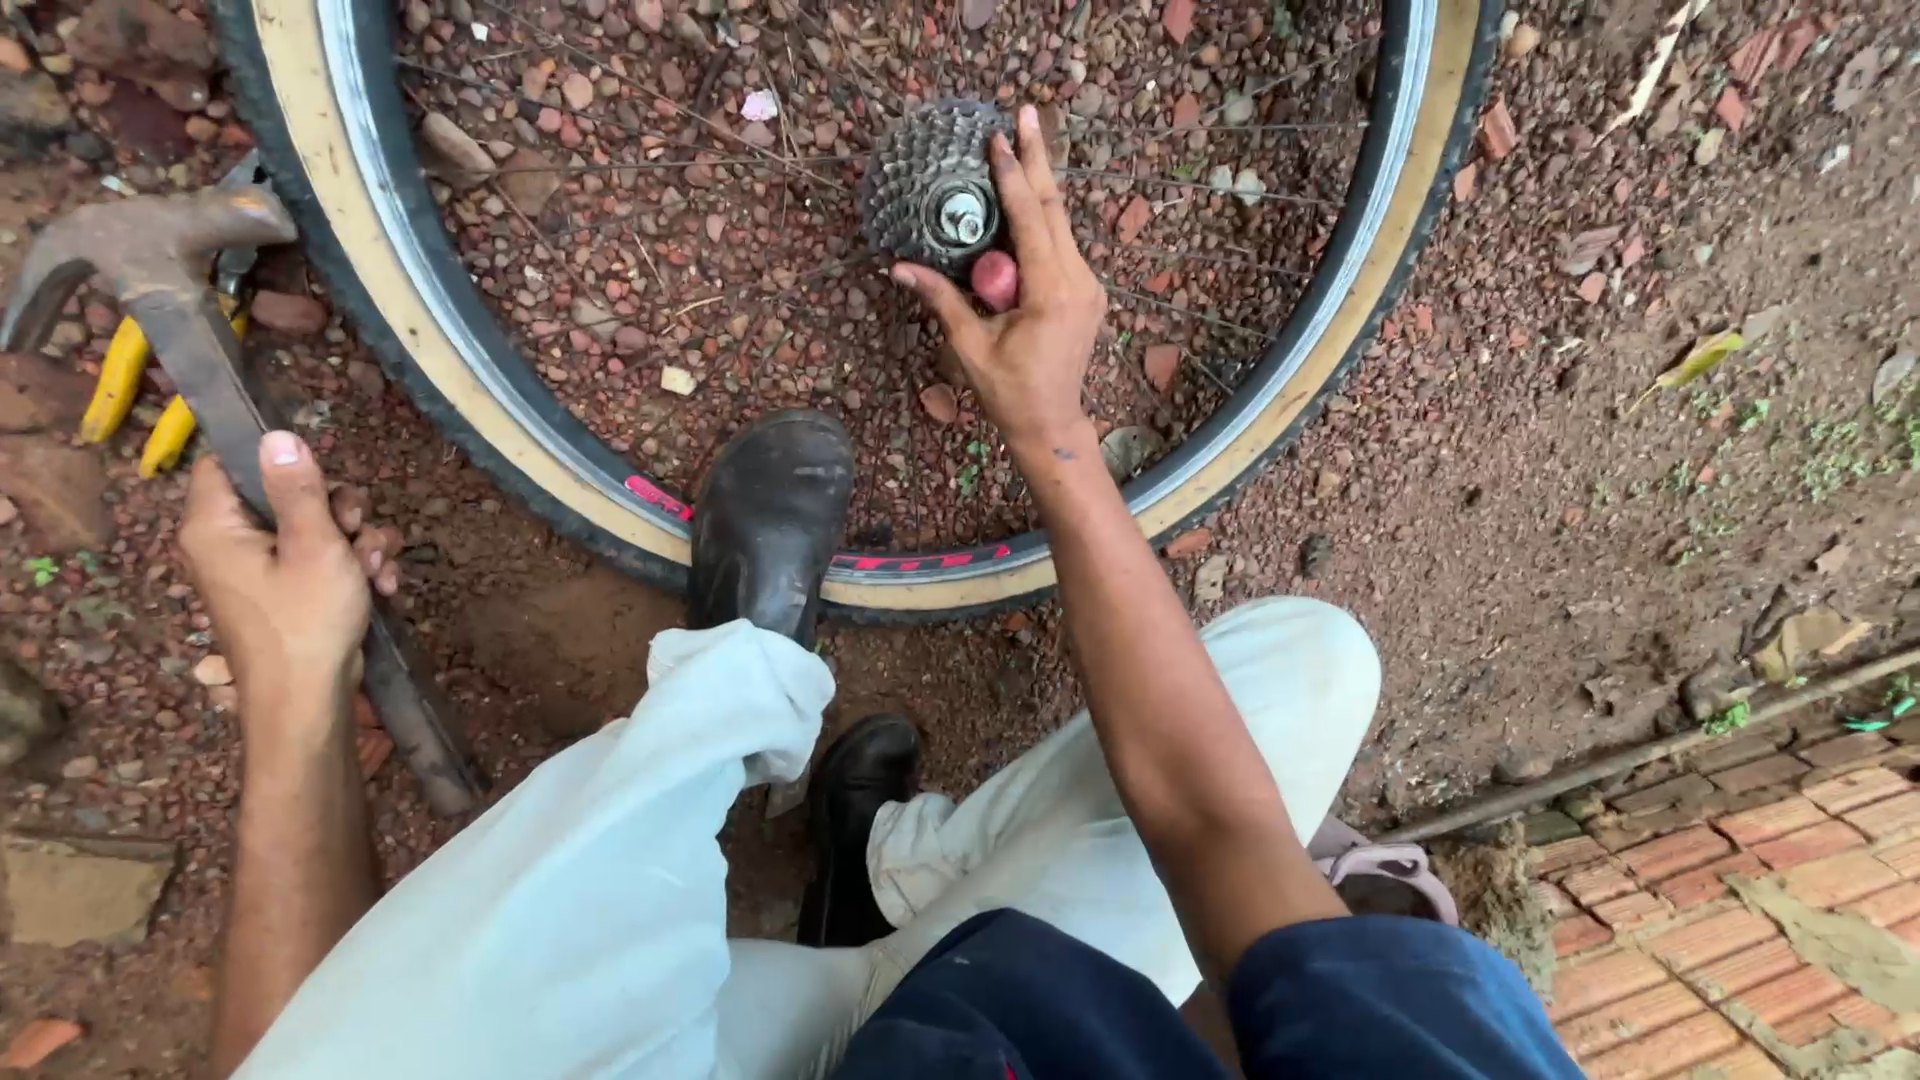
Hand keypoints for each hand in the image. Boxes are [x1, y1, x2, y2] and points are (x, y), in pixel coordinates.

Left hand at [179, 431, 401, 735]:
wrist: (310, 696)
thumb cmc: (306, 618)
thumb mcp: (314, 546)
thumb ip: (300, 491)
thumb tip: (278, 435)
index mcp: (217, 526)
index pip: (232, 465)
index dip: (280, 462)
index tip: (326, 474)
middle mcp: (233, 543)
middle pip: (292, 497)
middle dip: (343, 513)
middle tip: (358, 535)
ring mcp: (264, 569)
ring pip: (322, 529)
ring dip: (362, 544)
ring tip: (378, 572)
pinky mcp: (293, 591)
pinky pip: (329, 561)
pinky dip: (359, 570)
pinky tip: (383, 588)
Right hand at [891, 103, 1106, 450]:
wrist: (1052, 424)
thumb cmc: (1009, 392)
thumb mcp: (971, 346)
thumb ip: (942, 300)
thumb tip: (898, 267)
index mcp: (1052, 294)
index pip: (1032, 220)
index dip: (1012, 177)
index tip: (997, 137)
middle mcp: (1079, 283)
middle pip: (1057, 210)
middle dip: (1039, 160)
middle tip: (1027, 111)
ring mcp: (1090, 288)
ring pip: (1063, 226)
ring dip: (1042, 187)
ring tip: (1027, 144)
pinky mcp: (1088, 295)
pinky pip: (1064, 247)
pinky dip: (1045, 221)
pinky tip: (1028, 200)